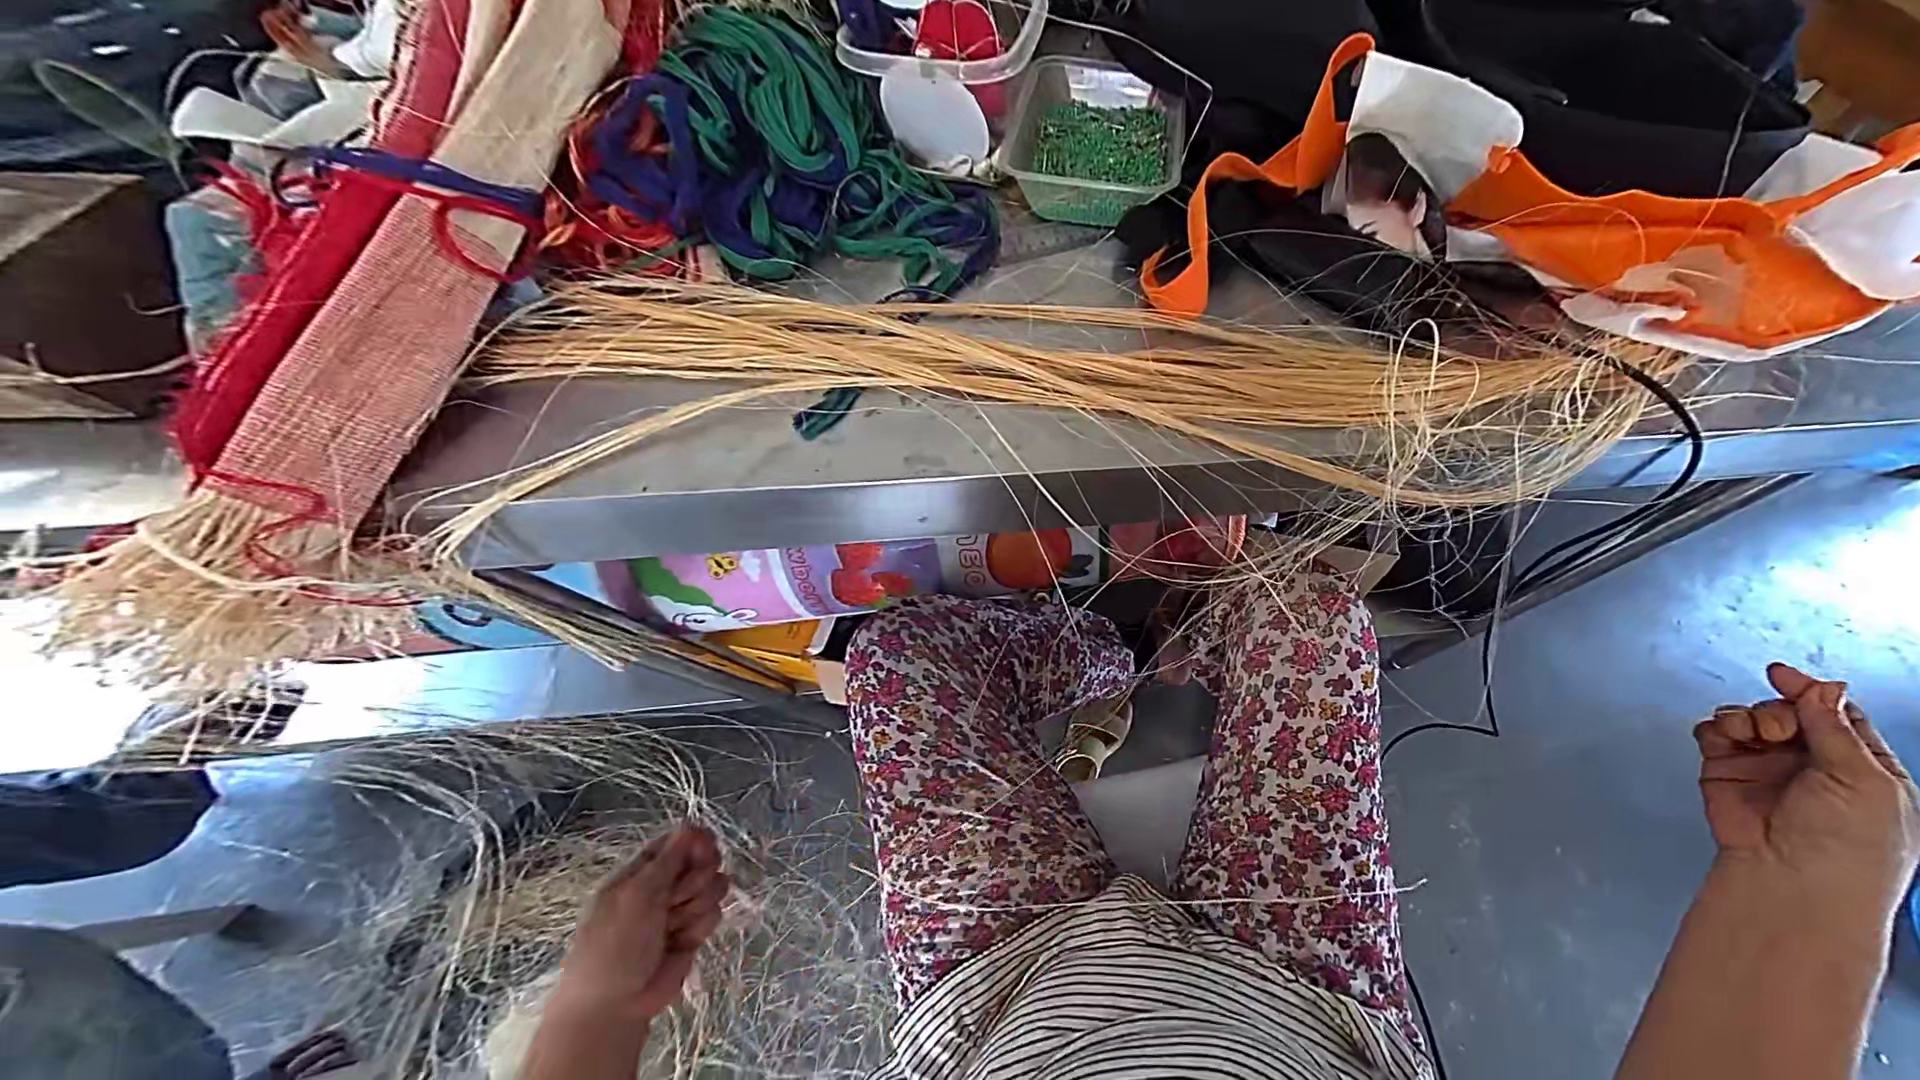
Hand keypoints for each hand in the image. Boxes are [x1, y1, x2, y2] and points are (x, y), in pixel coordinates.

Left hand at [551, 824, 730, 1021]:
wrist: (614, 1007)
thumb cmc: (615, 945)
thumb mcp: (637, 895)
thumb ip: (669, 859)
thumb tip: (693, 826)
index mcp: (643, 870)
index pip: (680, 839)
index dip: (697, 842)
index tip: (705, 850)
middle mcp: (664, 884)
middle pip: (703, 859)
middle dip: (697, 877)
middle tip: (677, 898)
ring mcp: (680, 908)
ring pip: (713, 886)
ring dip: (698, 904)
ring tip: (674, 925)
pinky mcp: (694, 931)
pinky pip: (714, 913)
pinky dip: (700, 926)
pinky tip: (681, 942)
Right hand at [1697, 663, 1919, 916]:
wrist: (1790, 873)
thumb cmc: (1849, 842)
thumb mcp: (1862, 781)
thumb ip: (1836, 730)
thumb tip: (1823, 687)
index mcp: (1861, 764)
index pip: (1835, 714)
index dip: (1811, 691)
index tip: (1783, 674)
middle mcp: (1811, 760)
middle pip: (1786, 711)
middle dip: (1775, 712)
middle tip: (1777, 731)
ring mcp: (1765, 764)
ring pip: (1746, 718)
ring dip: (1744, 718)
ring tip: (1751, 737)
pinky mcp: (1724, 767)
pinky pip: (1712, 733)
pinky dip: (1715, 728)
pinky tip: (1725, 737)